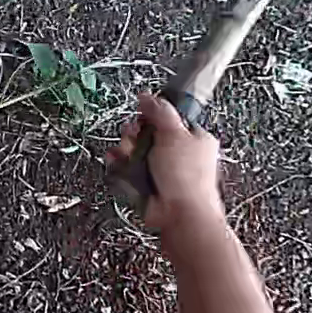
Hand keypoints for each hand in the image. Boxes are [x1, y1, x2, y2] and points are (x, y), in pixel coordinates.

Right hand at [107, 92, 225, 243]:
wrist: (180, 216)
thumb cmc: (187, 178)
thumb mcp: (174, 133)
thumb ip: (160, 111)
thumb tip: (147, 97)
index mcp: (194, 138)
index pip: (169, 117)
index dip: (153, 115)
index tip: (144, 115)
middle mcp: (179, 153)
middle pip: (147, 132)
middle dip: (135, 133)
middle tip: (134, 135)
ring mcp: (162, 169)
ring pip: (135, 149)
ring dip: (126, 148)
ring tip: (126, 152)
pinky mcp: (147, 183)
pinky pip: (128, 167)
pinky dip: (120, 164)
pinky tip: (117, 161)